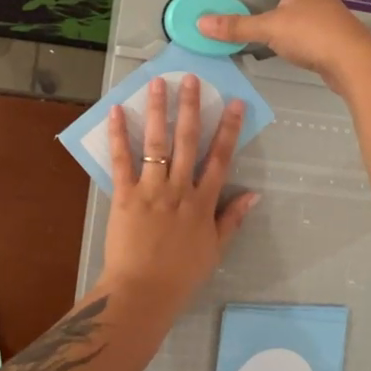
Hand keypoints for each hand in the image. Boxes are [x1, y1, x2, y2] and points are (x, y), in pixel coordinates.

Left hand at [100, 74, 258, 302]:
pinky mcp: (125, 195)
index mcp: (203, 203)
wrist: (143, 291)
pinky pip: (122, 160)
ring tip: (156, 83)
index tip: (234, 103)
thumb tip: (254, 194)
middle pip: (188, 141)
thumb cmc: (181, 275)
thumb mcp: (215, 249)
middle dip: (190, 107)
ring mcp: (151, 190)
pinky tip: (116, 111)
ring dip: (157, 110)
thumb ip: (233, 219)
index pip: (220, 159)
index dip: (228, 129)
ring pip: (157, 143)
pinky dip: (118, 135)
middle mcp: (179, 189)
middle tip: (191, 78)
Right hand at [196, 0, 370, 81]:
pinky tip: (273, 40)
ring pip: (288, 1)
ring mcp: (321, 9)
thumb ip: (236, 26)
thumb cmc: (312, 35)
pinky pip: (297, 20)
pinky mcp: (326, 30)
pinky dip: (280, 24)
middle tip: (234, 5)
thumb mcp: (269, 29)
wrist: (354, 61)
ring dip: (268, 8)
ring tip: (250, 22)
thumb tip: (202, 23)